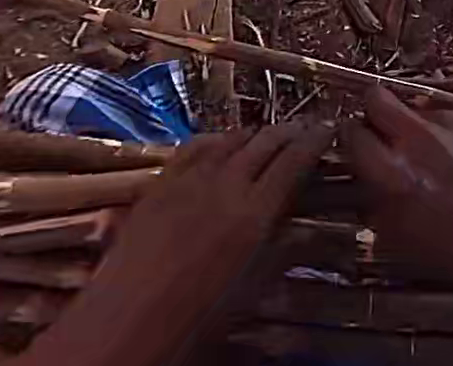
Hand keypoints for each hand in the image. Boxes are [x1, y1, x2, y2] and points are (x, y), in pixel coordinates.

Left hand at [21, 121, 332, 365]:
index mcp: (253, 214)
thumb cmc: (193, 322)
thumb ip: (281, 254)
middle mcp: (227, 184)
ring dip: (256, 133)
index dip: (314, 141)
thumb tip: (311, 231)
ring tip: (269, 135)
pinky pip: (196, 144)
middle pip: (266, 142)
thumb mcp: (248, 293)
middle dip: (290, 131)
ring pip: (233, 138)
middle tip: (304, 128)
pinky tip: (223, 142)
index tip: (328, 127)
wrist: (124, 325)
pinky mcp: (164, 178)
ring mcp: (192, 177)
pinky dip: (218, 139)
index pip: (294, 162)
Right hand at [339, 86, 452, 290]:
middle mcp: (417, 138)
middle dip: (373, 109)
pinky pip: (446, 114)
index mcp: (395, 172)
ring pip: (413, 105)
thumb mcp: (402, 235)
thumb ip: (374, 197)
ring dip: (413, 123)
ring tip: (432, 151)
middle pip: (375, 96)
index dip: (352, 137)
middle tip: (383, 129)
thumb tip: (360, 172)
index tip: (358, 143)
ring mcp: (447, 122)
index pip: (351, 131)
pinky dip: (446, 130)